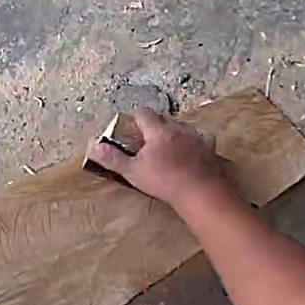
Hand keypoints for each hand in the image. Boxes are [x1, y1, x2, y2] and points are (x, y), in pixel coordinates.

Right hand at [87, 108, 239, 209]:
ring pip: (184, 126)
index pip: (144, 114)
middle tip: (150, 138)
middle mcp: (178, 128)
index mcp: (158, 131)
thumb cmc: (164, 181)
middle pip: (165, 118)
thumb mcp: (133, 171)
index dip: (137, 118)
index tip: (133, 126)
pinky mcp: (210, 147)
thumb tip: (94, 146)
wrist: (200, 190)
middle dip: (156, 124)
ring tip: (171, 144)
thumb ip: (113, 158)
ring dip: (176, 131)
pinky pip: (202, 138)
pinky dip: (196, 141)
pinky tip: (194, 150)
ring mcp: (196, 137)